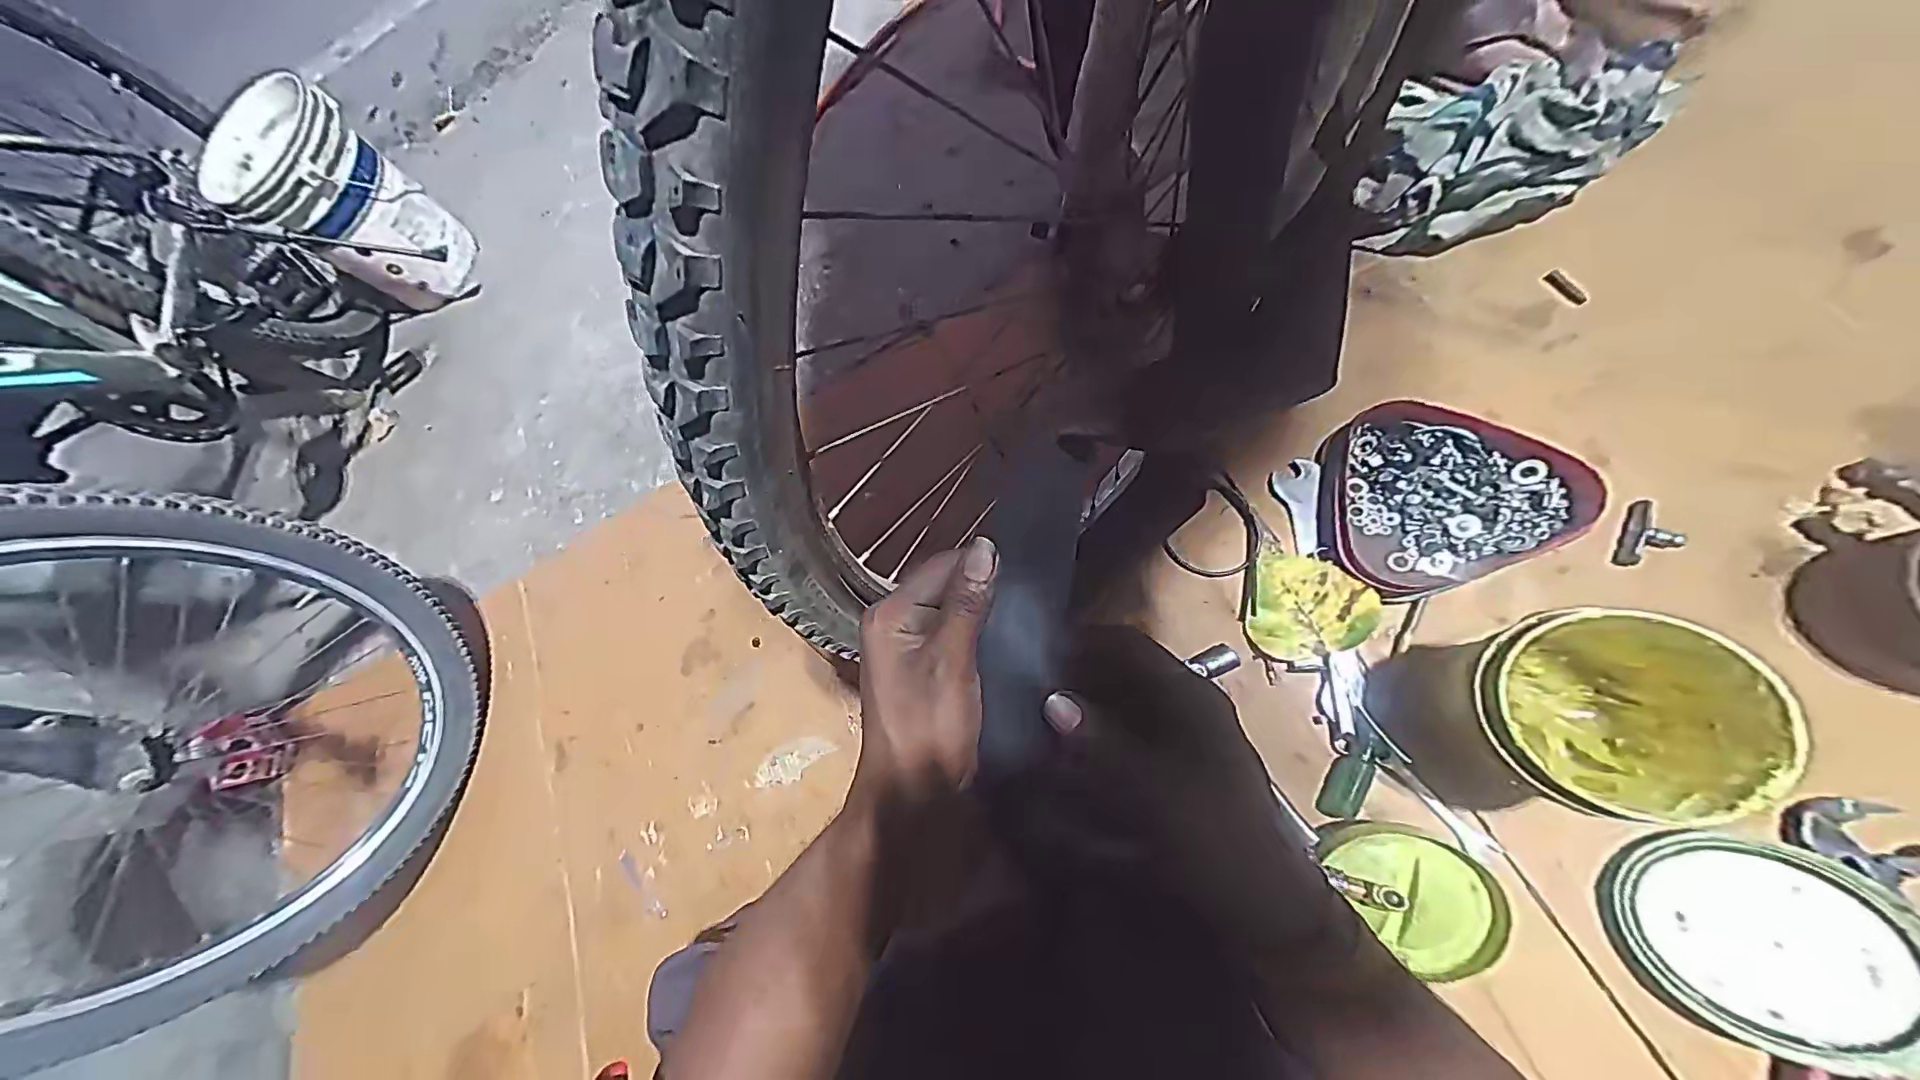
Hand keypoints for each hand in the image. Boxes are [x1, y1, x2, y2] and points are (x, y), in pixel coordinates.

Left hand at [848, 537, 997, 810]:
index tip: (1024, 570)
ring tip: (1020, 614)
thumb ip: (968, 604)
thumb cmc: (929, 729)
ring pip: (950, 607)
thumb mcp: (952, 662)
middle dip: (981, 586)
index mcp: (889, 613)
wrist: (914, 795)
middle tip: (1027, 596)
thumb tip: (985, 547)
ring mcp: (904, 645)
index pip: (941, 566)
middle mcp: (892, 621)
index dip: (980, 565)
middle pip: (943, 584)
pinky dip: (974, 629)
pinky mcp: (920, 665)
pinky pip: (950, 631)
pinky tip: (999, 636)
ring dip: (980, 608)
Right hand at [1040, 626, 1350, 954]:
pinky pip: (1132, 731)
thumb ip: (1100, 743)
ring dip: (1089, 704)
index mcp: (1188, 696)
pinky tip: (1081, 757)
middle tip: (1038, 691)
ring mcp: (1189, 735)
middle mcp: (1189, 706)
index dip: (1081, 642)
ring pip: (1126, 700)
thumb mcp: (1151, 791)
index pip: (1126, 645)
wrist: (1265, 903)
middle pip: (1123, 670)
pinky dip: (1103, 735)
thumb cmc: (1213, 838)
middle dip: (1079, 675)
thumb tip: (1052, 702)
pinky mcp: (1183, 765)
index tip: (1039, 654)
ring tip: (1052, 721)